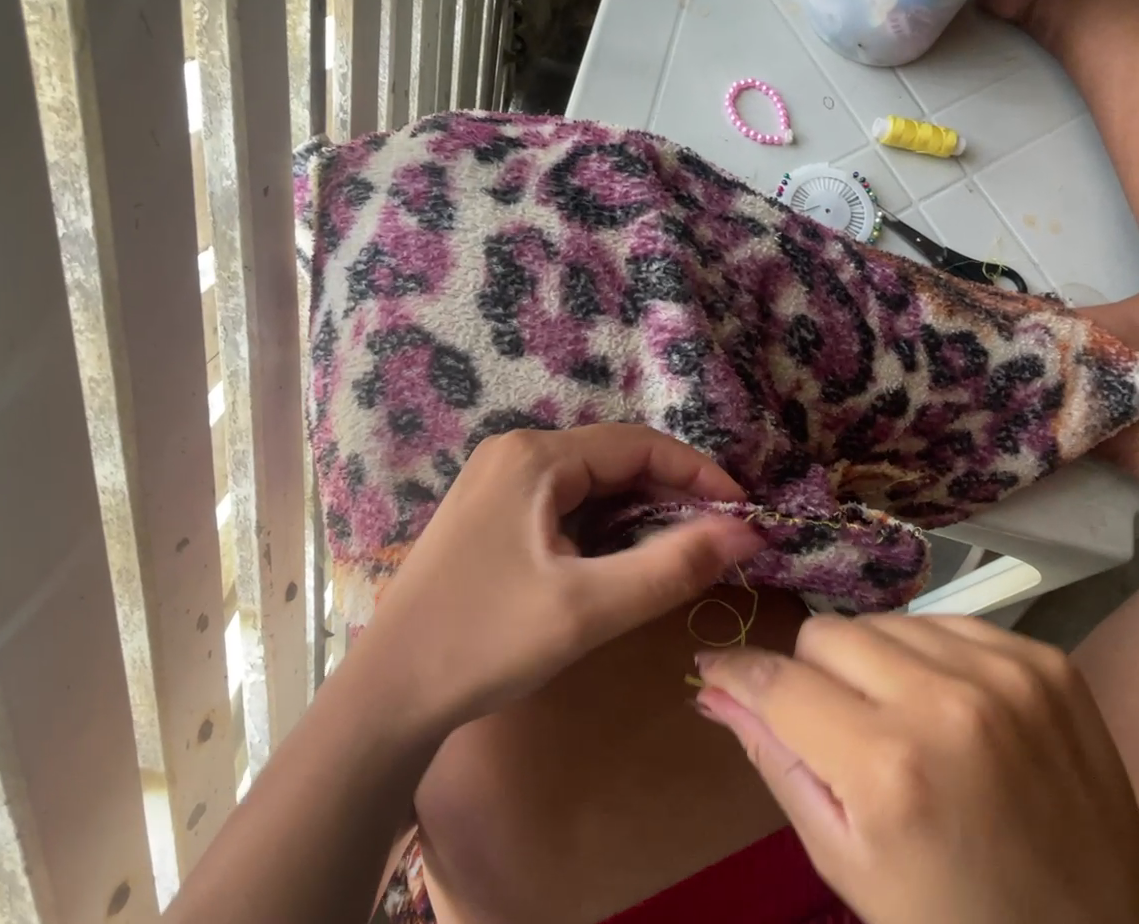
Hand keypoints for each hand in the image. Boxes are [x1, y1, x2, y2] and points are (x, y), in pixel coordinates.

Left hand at [358, 424, 765, 727]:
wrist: (388, 694)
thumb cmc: (486, 642)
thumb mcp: (589, 608)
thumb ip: (673, 566)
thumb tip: (749, 532)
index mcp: (535, 457)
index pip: (639, 445)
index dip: (699, 474)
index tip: (744, 514)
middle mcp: (514, 453)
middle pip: (614, 459)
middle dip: (672, 494)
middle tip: (717, 538)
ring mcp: (496, 482)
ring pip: (591, 484)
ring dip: (640, 512)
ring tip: (681, 551)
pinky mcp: (489, 513)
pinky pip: (565, 504)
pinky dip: (605, 526)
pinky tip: (621, 558)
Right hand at [695, 615, 1138, 923]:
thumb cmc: (953, 918)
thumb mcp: (846, 860)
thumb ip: (774, 762)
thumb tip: (714, 688)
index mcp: (887, 769)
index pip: (777, 682)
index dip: (737, 672)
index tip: (718, 669)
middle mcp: (945, 702)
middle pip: (826, 633)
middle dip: (813, 675)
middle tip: (839, 728)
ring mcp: (1004, 672)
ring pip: (884, 621)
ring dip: (873, 663)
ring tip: (900, 720)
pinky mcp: (1045, 657)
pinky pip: (945, 622)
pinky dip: (930, 658)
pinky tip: (950, 708)